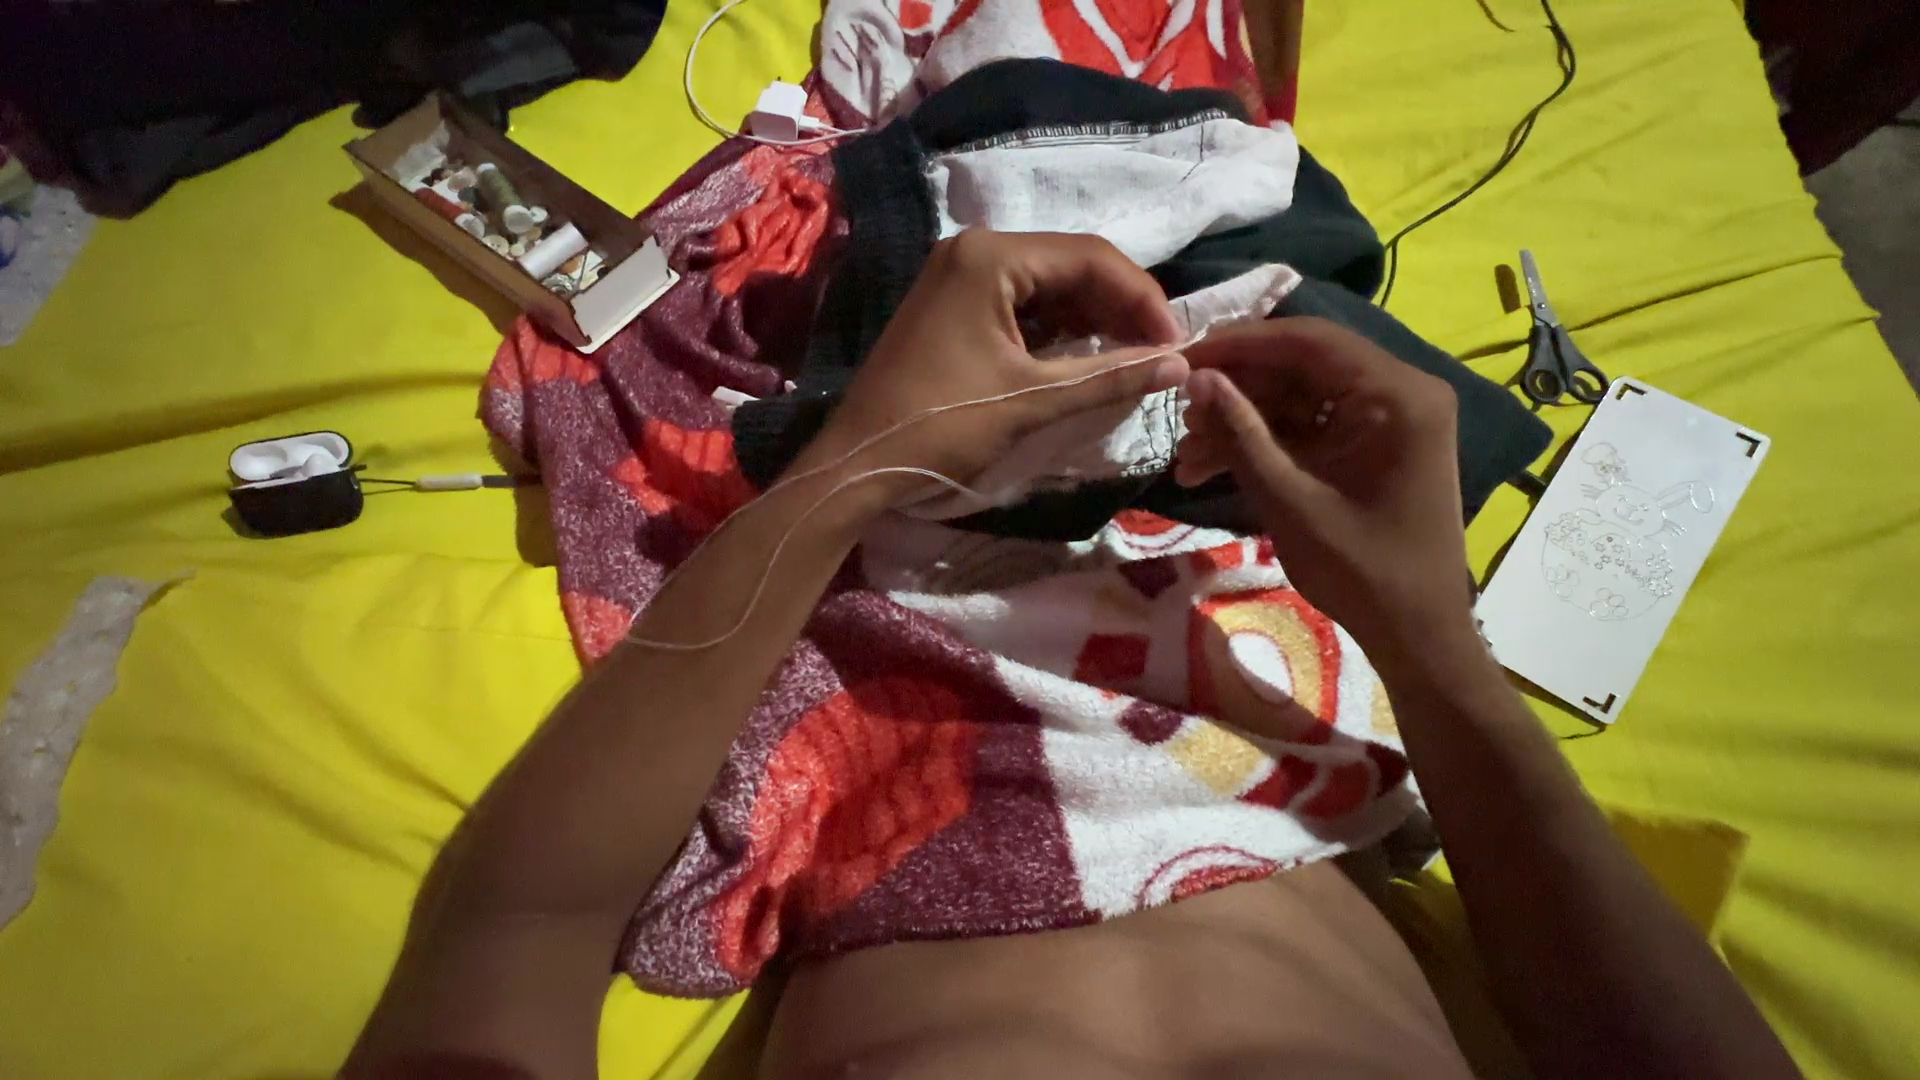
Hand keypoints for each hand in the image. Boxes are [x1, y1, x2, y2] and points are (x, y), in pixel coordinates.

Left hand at [789, 230, 1189, 507]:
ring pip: (1048, 290)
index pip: (1091, 257)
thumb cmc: (940, 427)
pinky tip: (1086, 360)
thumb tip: (1179, 365)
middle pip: (1071, 267)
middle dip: (1120, 310)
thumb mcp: (1030, 401)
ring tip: (1131, 360)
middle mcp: (974, 251)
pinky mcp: (953, 311)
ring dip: (1092, 322)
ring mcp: (959, 280)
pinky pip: (1021, 310)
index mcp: (990, 256)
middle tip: (1160, 354)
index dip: (1143, 300)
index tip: (1177, 344)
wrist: (859, 465)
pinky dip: (1057, 334)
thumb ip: (1107, 377)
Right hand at [1174, 317, 1475, 668]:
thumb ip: (1243, 433)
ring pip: (1294, 400)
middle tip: (1178, 415)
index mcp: (1397, 395)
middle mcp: (1396, 392)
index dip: (1240, 344)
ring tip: (1185, 457)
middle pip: (1299, 368)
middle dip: (1234, 392)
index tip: (1183, 357)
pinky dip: (1259, 445)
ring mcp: (1382, 420)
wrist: (1413, 632)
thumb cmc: (1361, 569)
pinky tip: (1208, 467)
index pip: (1309, 341)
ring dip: (1238, 424)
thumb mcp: (1290, 499)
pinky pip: (1303, 429)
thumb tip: (1197, 378)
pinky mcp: (1365, 446)